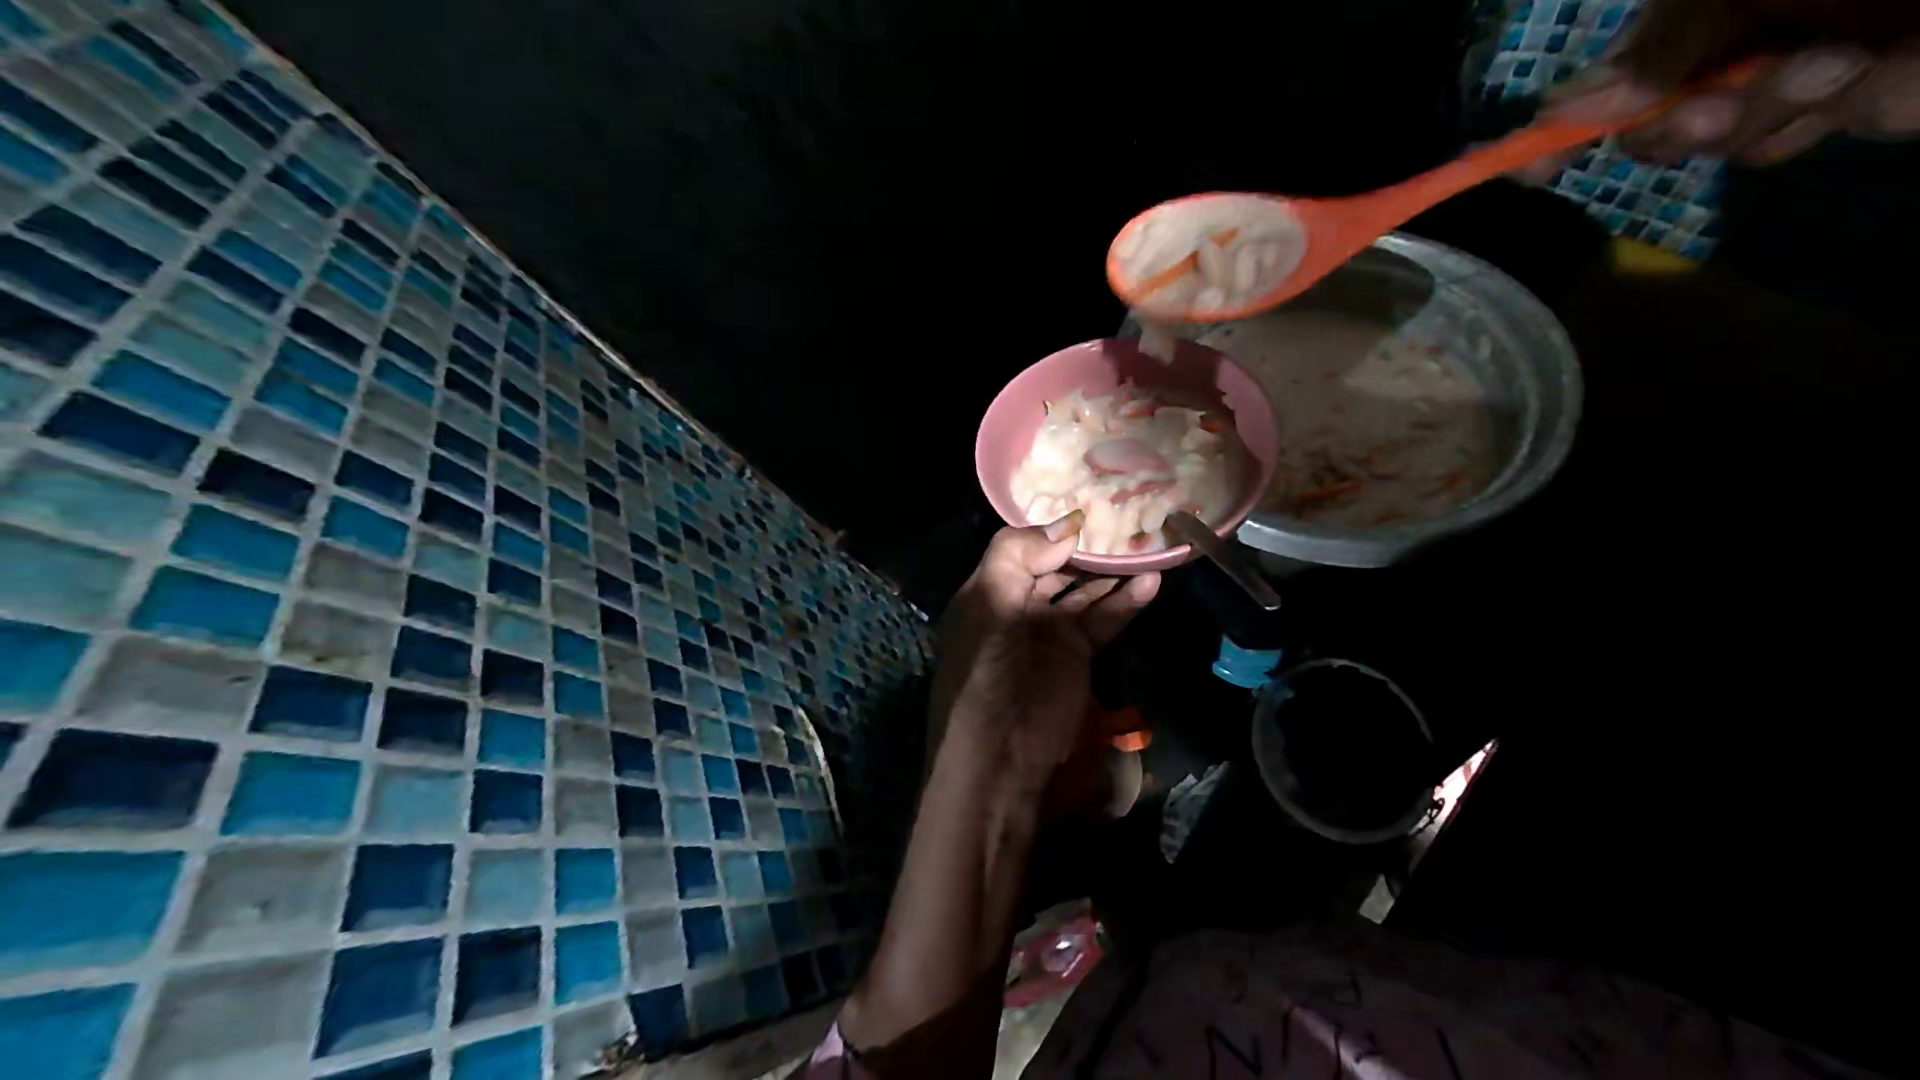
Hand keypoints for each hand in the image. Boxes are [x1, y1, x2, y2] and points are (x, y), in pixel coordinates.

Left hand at [928, 512, 1159, 791]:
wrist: (999, 754)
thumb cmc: (986, 672)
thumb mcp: (989, 605)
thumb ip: (1018, 555)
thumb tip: (1068, 523)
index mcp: (988, 589)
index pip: (1022, 546)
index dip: (1052, 528)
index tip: (1090, 501)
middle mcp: (1018, 604)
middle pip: (1057, 565)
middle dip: (1088, 546)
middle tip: (1129, 516)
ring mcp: (1049, 629)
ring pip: (1085, 590)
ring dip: (1114, 571)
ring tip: (1149, 542)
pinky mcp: (1077, 653)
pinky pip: (1104, 619)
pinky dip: (1125, 602)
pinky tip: (1151, 582)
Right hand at [1544, 0, 1919, 165]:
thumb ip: (1662, 40)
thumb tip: (1567, 113)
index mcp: (1700, 14)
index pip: (1599, 83)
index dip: (1553, 131)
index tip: (1524, 169)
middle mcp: (1728, 48)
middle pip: (1641, 126)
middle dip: (1662, 132)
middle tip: (1695, 118)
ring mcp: (1780, 79)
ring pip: (1707, 142)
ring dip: (1750, 119)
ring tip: (1827, 69)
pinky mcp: (1839, 106)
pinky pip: (1780, 142)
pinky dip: (1812, 118)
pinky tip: (1858, 77)